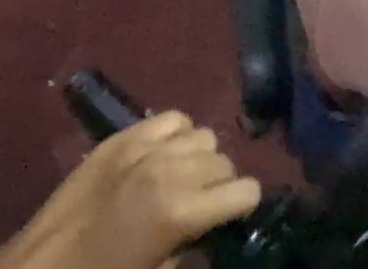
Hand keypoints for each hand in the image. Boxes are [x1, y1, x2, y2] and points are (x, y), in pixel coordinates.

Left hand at [0, 111, 261, 268]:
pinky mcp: (122, 136)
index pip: (245, 190)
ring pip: (204, 136)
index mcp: (180, 211)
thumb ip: (192, 249)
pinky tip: (163, 156)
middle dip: (221, 184)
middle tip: (201, 206)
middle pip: (225, 162)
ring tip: (181, 179)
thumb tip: (208, 231)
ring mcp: (144, 147)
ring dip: (200, 158)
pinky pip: (173, 119)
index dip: (241, 207)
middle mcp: (169, 170)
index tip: (229, 219)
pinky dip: (176, 135)